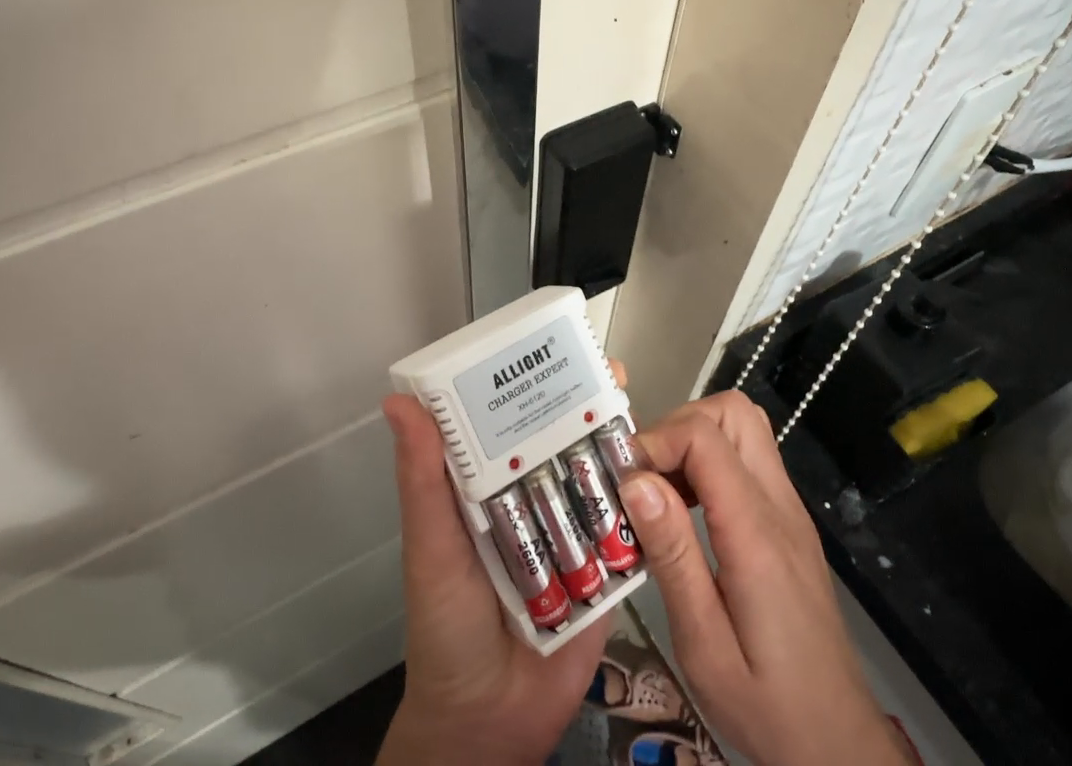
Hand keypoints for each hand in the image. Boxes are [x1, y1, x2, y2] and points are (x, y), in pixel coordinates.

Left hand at [374, 364, 627, 763]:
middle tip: (614, 376)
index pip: (510, 425)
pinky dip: (649, 509)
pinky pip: (632, 533)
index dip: (531, 386)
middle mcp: (532, 504)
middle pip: (565, 445)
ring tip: (651, 419)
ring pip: (603, 482)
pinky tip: (672, 480)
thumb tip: (399, 402)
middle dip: (589, 408)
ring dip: (625, 451)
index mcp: (488, 491)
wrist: (490, 720)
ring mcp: (574, 537)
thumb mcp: (430, 551)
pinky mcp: (608, 574)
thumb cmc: (446, 630)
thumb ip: (422, 483)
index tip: (554, 350)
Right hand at [614, 392, 907, 765]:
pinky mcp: (788, 528)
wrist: (836, 740)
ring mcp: (790, 515)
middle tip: (639, 475)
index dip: (655, 441)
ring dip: (693, 442)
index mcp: (756, 534)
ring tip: (654, 492)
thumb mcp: (703, 642)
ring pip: (745, 431)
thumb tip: (636, 480)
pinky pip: (748, 465)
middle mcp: (780, 509)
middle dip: (677, 426)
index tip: (620, 480)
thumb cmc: (764, 703)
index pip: (707, 438)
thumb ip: (672, 555)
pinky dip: (707, 465)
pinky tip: (680, 514)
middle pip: (735, 413)